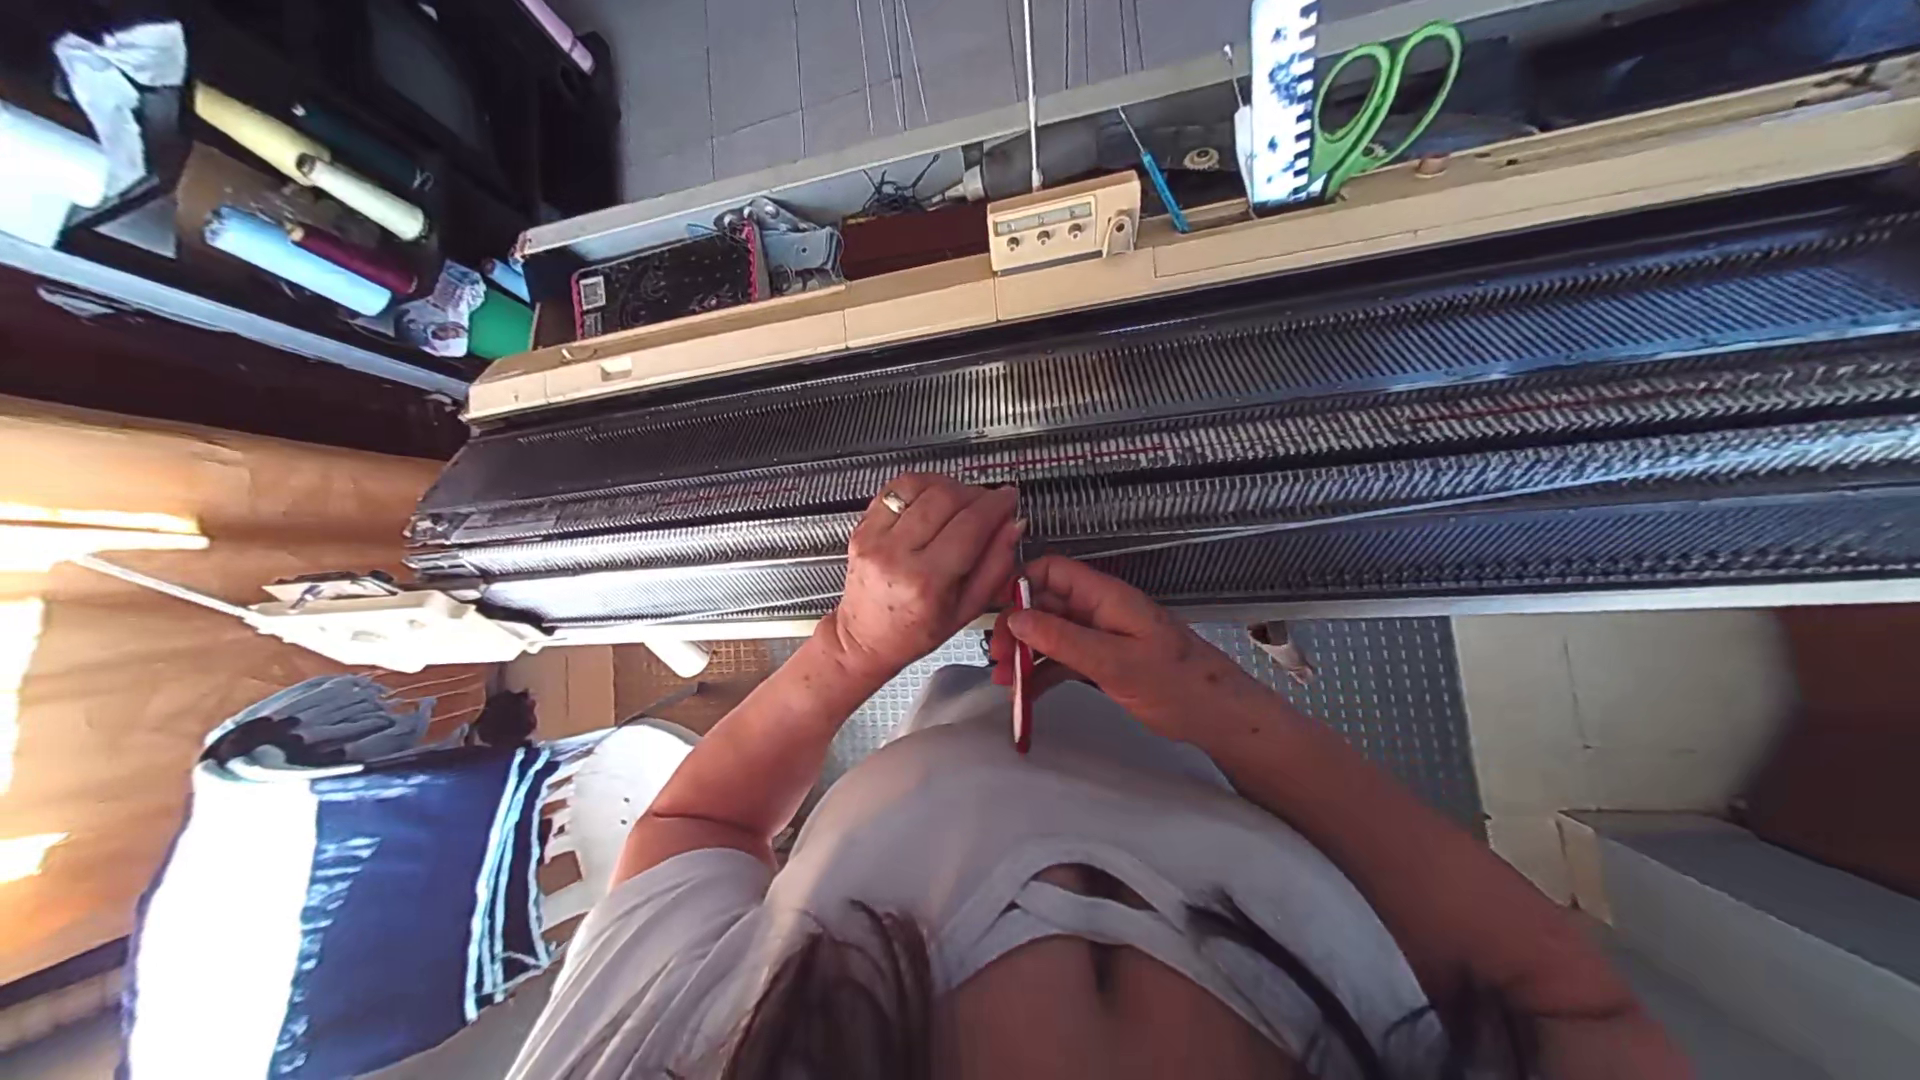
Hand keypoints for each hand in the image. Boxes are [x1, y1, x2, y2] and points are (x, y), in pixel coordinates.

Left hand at [826, 473, 1023, 683]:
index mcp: (927, 582)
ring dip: (950, 485)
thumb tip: (1013, 526)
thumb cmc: (913, 631)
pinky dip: (922, 486)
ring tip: (961, 501)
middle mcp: (896, 555)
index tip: (1009, 499)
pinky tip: (932, 499)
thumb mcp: (967, 610)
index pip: (970, 525)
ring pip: (921, 486)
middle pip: (946, 498)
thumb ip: (996, 565)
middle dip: (976, 493)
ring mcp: (875, 538)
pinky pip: (896, 488)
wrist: (865, 637)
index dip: (996, 505)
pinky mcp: (862, 527)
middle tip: (988, 502)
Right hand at [988, 555, 1272, 740]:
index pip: (1052, 571)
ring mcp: (1100, 637)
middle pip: (1044, 605)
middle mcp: (1099, 610)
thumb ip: (1064, 639)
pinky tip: (1023, 692)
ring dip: (1024, 654)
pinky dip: (1041, 672)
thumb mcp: (1116, 662)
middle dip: (1016, 627)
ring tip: (1002, 680)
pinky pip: (1062, 660)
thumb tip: (1017, 617)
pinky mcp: (1102, 661)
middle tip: (997, 658)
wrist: (1218, 718)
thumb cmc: (1177, 684)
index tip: (994, 613)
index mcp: (1106, 597)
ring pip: (1049, 635)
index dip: (1020, 585)